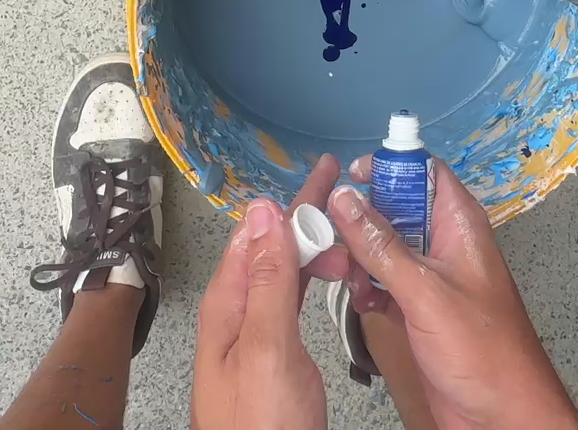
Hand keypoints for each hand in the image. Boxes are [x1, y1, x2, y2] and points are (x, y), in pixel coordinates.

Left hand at [191, 154, 347, 429]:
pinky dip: (313, 274)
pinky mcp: (273, 347)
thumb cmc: (261, 425)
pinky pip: (291, 293)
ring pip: (285, 266)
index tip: (328, 171)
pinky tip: (330, 271)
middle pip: (273, 242)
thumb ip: (267, 280)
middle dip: (310, 215)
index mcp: (229, 299)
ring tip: (348, 241)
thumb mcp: (266, 348)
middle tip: (348, 198)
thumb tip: (264, 210)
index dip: (296, 198)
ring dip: (315, 245)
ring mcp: (254, 328)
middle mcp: (237, 306)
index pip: (262, 228)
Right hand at [330, 158, 577, 429]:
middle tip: (336, 234)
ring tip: (351, 278)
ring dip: (361, 257)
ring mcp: (430, 273)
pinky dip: (368, 287)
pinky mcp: (417, 305)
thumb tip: (344, 198)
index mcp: (457, 221)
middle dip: (363, 217)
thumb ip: (381, 244)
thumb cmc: (482, 348)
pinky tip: (363, 302)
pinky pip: (383, 279)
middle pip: (395, 205)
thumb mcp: (425, 291)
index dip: (389, 165)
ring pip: (384, 244)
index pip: (422, 169)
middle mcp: (443, 239)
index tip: (352, 176)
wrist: (503, 417)